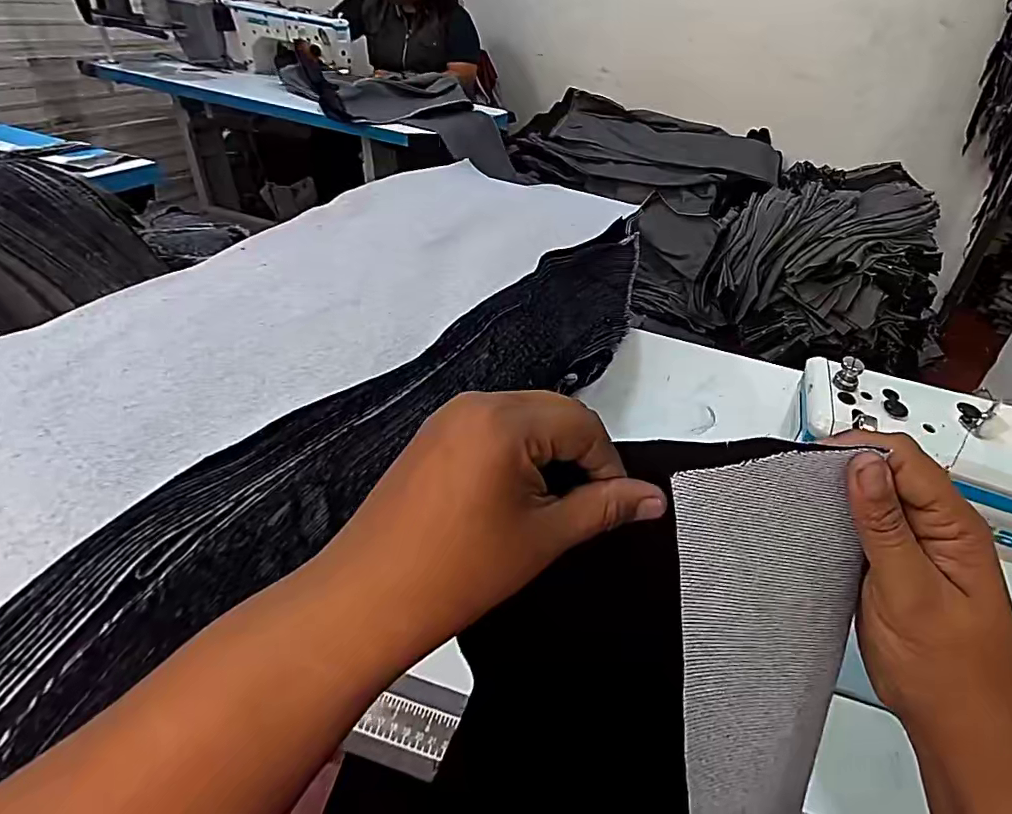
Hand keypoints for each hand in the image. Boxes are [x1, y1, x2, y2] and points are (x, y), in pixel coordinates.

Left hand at [310, 392, 665, 663]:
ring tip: (552, 505)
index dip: (608, 465)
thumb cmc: (445, 575)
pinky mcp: (436, 435)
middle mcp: (475, 405)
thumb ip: (604, 508)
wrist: (361, 606)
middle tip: (589, 504)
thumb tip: (649, 498)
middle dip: (581, 456)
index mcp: (503, 421)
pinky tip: (518, 496)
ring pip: (529, 419)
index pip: (584, 424)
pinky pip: (497, 427)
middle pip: (558, 414)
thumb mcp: (544, 538)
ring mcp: (451, 418)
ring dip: (552, 454)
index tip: (616, 501)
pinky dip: (521, 453)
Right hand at [829, 430, 1011, 738]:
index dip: (860, 448)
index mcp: (955, 524)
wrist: (963, 732)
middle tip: (809, 479)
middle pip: (892, 468)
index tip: (819, 459)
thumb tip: (865, 465)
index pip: (905, 457)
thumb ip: (885, 526)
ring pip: (880, 494)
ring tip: (813, 502)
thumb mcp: (911, 594)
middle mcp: (941, 527)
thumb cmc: (953, 676)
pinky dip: (848, 521)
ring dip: (848, 494)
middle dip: (850, 466)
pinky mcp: (902, 563)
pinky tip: (828, 529)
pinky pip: (873, 524)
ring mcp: (921, 544)